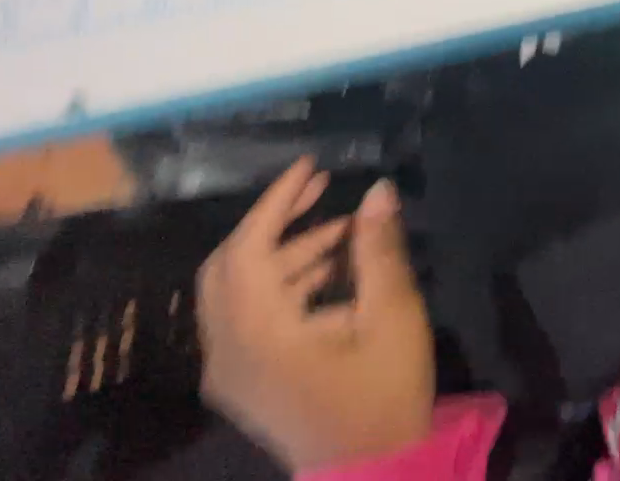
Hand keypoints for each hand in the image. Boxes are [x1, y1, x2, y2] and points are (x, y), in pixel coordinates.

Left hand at [197, 159, 434, 472]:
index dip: (275, 202)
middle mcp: (226, 348)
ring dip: (288, 252)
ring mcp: (231, 368)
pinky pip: (251, 314)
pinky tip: (335, 271)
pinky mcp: (247, 378)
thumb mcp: (393, 312)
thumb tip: (378, 191)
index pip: (248, 249)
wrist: (372, 465)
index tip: (311, 167)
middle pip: (230, 266)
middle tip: (323, 188)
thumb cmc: (384, 387)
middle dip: (275, 220)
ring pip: (241, 289)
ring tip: (349, 231)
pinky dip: (286, 282)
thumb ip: (379, 249)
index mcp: (257, 332)